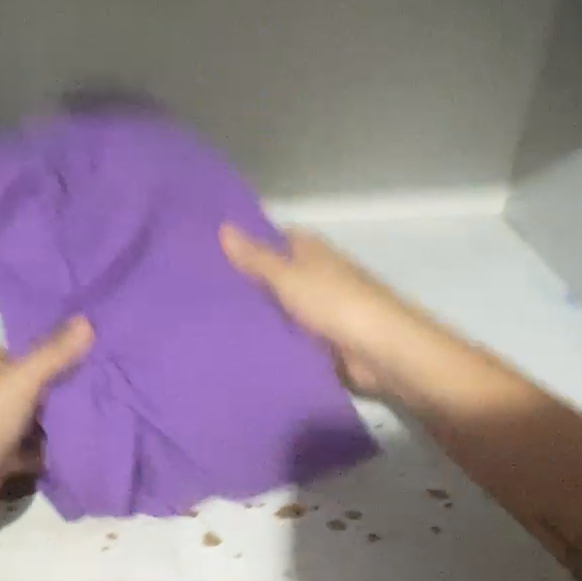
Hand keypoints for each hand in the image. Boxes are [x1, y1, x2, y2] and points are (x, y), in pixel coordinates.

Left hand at [0, 317, 94, 531]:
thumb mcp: (20, 380)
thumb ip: (55, 354)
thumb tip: (88, 319)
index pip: (26, 348)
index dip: (58, 347)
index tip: (100, 343)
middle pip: (36, 386)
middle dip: (68, 386)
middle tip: (116, 378)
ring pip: (38, 420)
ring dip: (65, 421)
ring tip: (114, 410)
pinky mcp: (2, 463)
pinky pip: (36, 452)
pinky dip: (56, 452)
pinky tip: (90, 445)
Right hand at [220, 223, 415, 394]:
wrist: (382, 353)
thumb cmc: (337, 304)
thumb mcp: (288, 277)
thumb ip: (256, 258)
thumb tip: (223, 227)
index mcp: (312, 252)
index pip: (274, 239)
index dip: (246, 244)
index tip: (209, 253)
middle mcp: (317, 276)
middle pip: (275, 276)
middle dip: (245, 284)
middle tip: (200, 293)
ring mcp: (320, 311)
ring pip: (279, 310)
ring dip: (255, 317)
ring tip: (209, 323)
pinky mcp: (322, 344)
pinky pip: (288, 339)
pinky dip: (270, 343)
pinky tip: (238, 348)